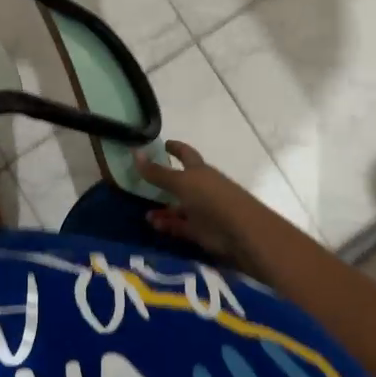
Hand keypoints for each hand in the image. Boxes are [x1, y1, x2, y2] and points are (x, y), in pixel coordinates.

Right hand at [134, 141, 261, 263]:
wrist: (240, 232)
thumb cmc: (211, 198)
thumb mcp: (181, 183)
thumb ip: (158, 172)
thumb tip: (135, 151)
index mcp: (200, 170)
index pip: (186, 154)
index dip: (175, 148)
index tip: (163, 144)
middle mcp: (202, 188)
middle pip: (181, 182)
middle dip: (165, 182)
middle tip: (145, 182)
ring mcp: (203, 210)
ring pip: (179, 207)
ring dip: (163, 209)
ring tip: (144, 212)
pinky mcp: (203, 232)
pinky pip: (181, 226)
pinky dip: (168, 225)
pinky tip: (153, 225)